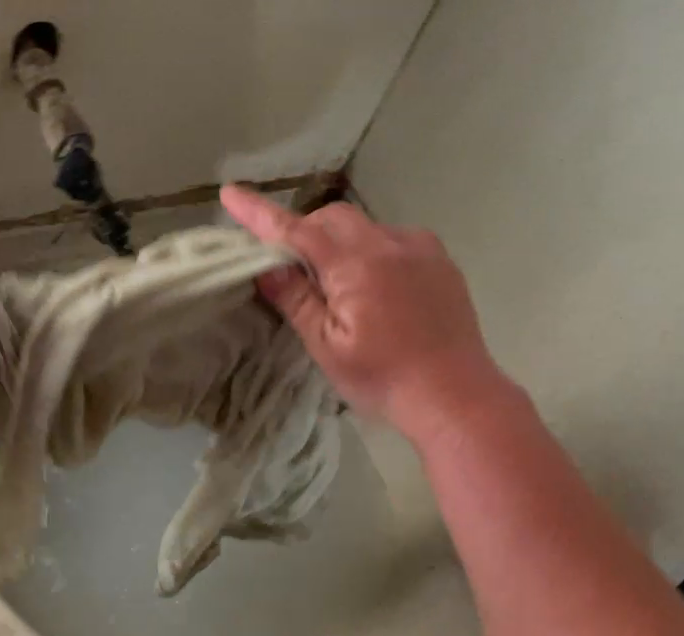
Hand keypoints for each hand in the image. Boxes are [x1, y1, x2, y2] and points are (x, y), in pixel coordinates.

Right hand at [221, 185, 511, 436]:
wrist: (453, 393)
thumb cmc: (382, 377)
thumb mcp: (327, 347)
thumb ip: (297, 301)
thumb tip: (266, 268)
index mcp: (356, 265)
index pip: (296, 231)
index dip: (260, 213)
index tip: (230, 194)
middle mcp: (390, 243)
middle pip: (334, 217)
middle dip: (305, 232)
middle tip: (290, 270)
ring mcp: (421, 248)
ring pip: (365, 227)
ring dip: (340, 244)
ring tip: (337, 289)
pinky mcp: (440, 261)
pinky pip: (394, 240)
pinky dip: (371, 253)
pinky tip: (375, 291)